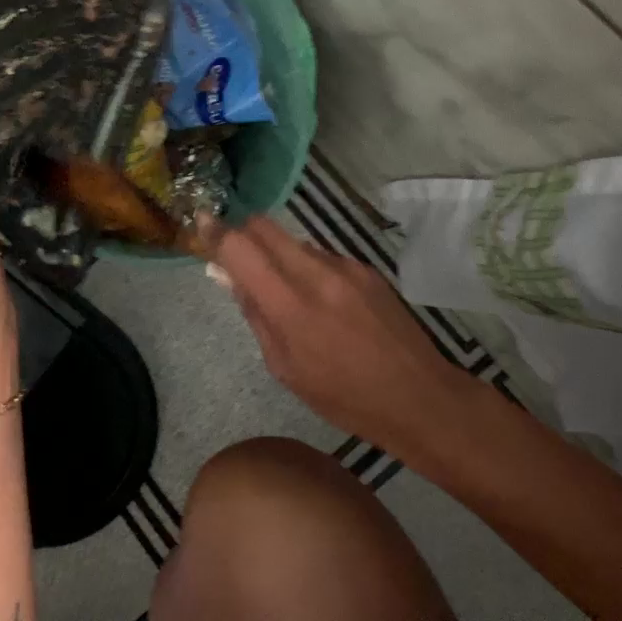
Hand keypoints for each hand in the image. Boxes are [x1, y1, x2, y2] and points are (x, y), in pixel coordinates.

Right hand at [207, 216, 476, 453]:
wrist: (421, 398)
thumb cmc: (344, 396)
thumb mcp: (284, 367)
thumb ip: (255, 315)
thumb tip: (231, 278)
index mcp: (289, 305)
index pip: (240, 248)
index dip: (215, 233)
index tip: (200, 224)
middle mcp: (316, 274)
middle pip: (264, 227)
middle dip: (243, 234)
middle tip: (237, 256)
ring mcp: (345, 267)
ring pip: (293, 241)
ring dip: (278, 256)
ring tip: (288, 295)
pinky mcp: (367, 270)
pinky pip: (322, 257)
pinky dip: (308, 269)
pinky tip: (323, 303)